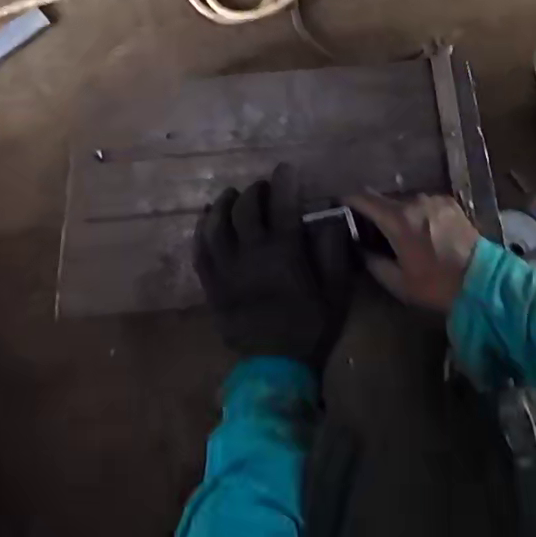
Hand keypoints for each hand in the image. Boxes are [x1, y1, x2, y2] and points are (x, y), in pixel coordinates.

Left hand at [195, 169, 354, 367]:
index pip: (282, 204)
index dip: (284, 181)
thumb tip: (331, 216)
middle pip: (244, 209)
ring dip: (222, 204)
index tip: (285, 168)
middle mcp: (250, 253)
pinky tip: (206, 219)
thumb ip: (335, 251)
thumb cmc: (311, 328)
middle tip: (261, 187)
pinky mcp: (210, 284)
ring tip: (230, 195)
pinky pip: (199, 249)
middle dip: (253, 191)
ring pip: (216, 224)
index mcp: (283, 253)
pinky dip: (201, 229)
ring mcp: (225, 268)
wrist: (277, 368)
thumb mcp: (336, 291)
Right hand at [344, 193, 481, 313]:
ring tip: (402, 232)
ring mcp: (433, 199)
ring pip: (405, 201)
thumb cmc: (438, 285)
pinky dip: (418, 213)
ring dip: (399, 213)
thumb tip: (359, 248)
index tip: (339, 204)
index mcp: (397, 218)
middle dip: (376, 212)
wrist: (486, 284)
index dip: (348, 199)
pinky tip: (425, 230)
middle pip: (384, 200)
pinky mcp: (450, 203)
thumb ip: (373, 262)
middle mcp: (413, 201)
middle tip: (373, 230)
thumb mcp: (399, 283)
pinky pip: (424, 203)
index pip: (362, 198)